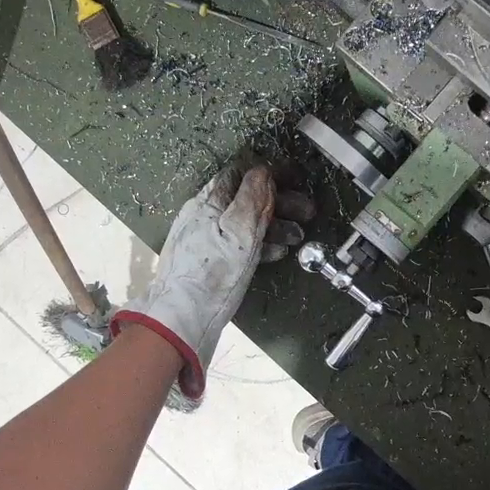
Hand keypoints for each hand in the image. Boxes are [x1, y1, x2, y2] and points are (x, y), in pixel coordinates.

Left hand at [111, 164, 276, 400]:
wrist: (182, 318)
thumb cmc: (212, 274)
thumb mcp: (238, 232)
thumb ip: (251, 200)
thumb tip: (262, 171)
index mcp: (209, 203)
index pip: (241, 174)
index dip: (270, 173)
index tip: (296, 179)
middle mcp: (205, 216)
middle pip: (246, 199)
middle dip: (279, 203)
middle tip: (307, 213)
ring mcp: (206, 240)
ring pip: (245, 223)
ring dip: (274, 226)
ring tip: (297, 237)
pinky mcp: (209, 263)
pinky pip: (239, 245)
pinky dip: (260, 245)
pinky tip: (277, 253)